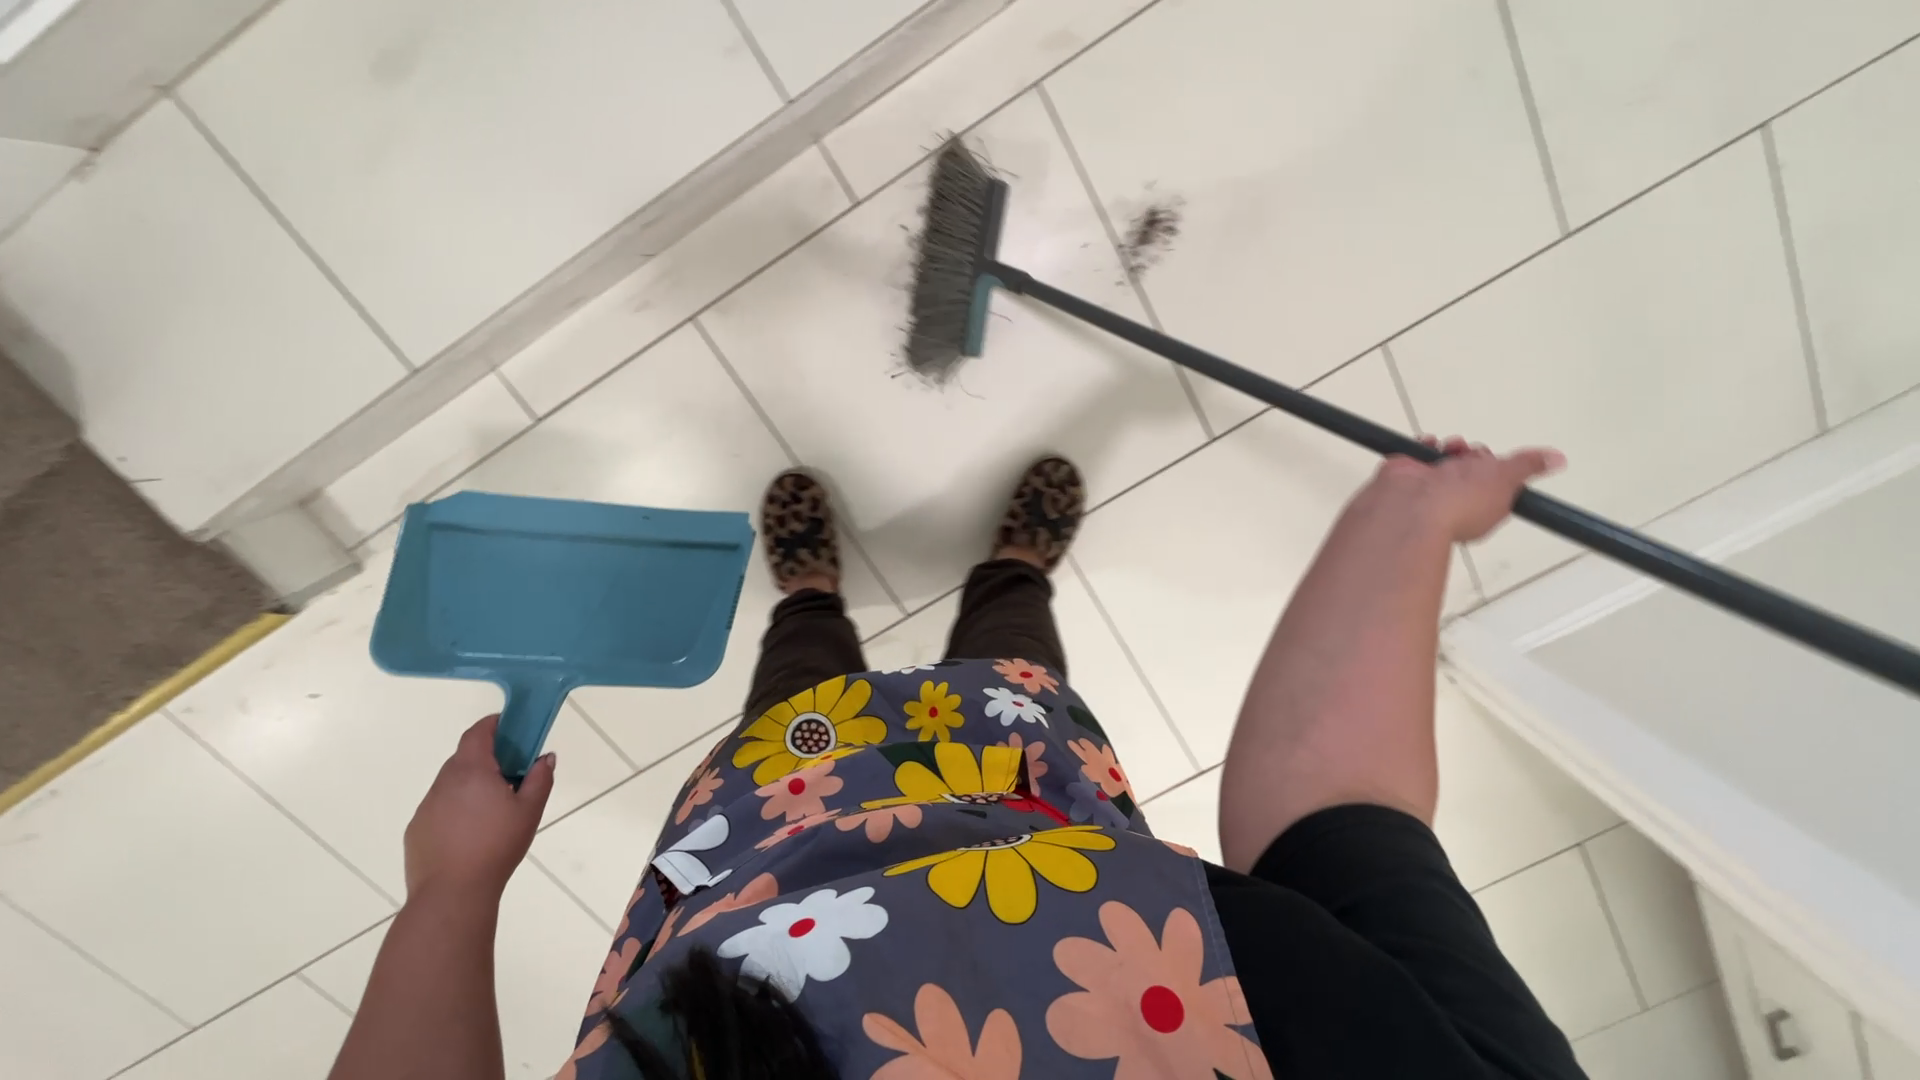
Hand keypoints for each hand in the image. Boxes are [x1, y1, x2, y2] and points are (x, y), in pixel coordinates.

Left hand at [403, 715, 555, 902]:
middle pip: (464, 757)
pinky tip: (471, 833)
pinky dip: (456, 809)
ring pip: (451, 784)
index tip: (509, 727)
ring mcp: (426, 807)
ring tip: (492, 810)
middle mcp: (444, 783)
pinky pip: (440, 808)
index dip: (492, 725)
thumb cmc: (496, 846)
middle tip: (511, 773)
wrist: (451, 893)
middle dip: (487, 758)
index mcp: (472, 771)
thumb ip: (540, 779)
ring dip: (471, 785)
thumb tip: (545, 757)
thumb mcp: (530, 811)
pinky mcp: (416, 829)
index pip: (477, 734)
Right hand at [1371, 435, 1566, 541]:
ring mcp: (1429, 490)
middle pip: (1471, 470)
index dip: (1497, 468)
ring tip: (1450, 448)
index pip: (1494, 485)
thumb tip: (1559, 460)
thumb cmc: (1463, 499)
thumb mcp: (1506, 480)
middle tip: (1471, 454)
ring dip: (1451, 449)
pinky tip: (1427, 444)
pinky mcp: (1406, 476)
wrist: (1411, 504)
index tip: (1496, 461)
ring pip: (1446, 461)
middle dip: (1474, 456)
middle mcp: (1455, 501)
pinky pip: (1419, 454)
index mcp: (1481, 511)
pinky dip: (1423, 445)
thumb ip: (1527, 467)